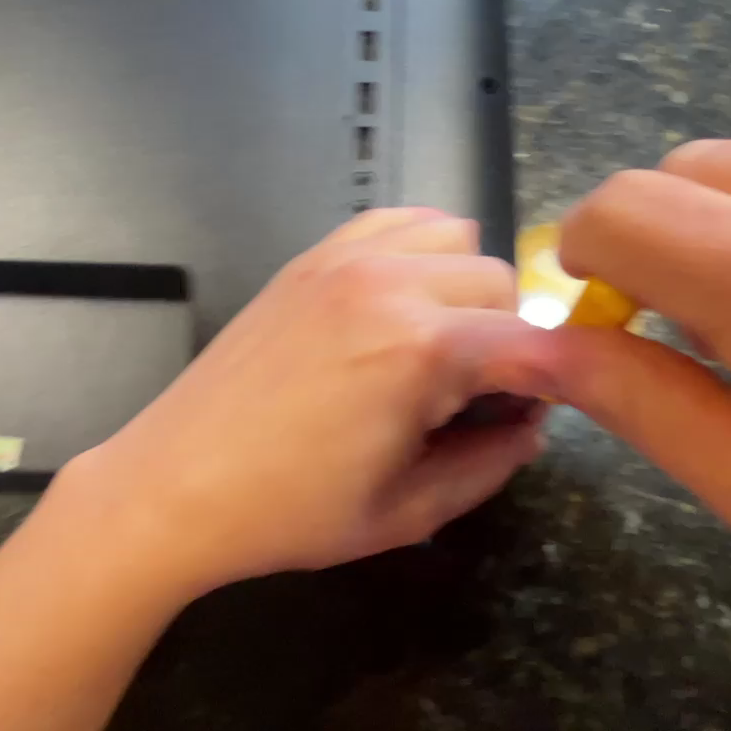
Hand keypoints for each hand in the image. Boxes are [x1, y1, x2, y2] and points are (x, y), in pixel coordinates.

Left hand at [46, 208, 547, 597]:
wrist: (177, 481)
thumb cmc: (292, 511)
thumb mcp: (408, 510)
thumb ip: (491, 463)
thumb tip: (533, 424)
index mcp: (421, 349)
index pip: (533, 343)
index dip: (553, 380)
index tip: (539, 410)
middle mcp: (391, 282)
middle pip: (501, 282)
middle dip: (506, 337)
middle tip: (469, 393)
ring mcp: (347, 257)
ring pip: (458, 238)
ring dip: (465, 287)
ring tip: (433, 340)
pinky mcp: (314, 253)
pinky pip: (397, 220)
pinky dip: (420, 248)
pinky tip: (399, 297)